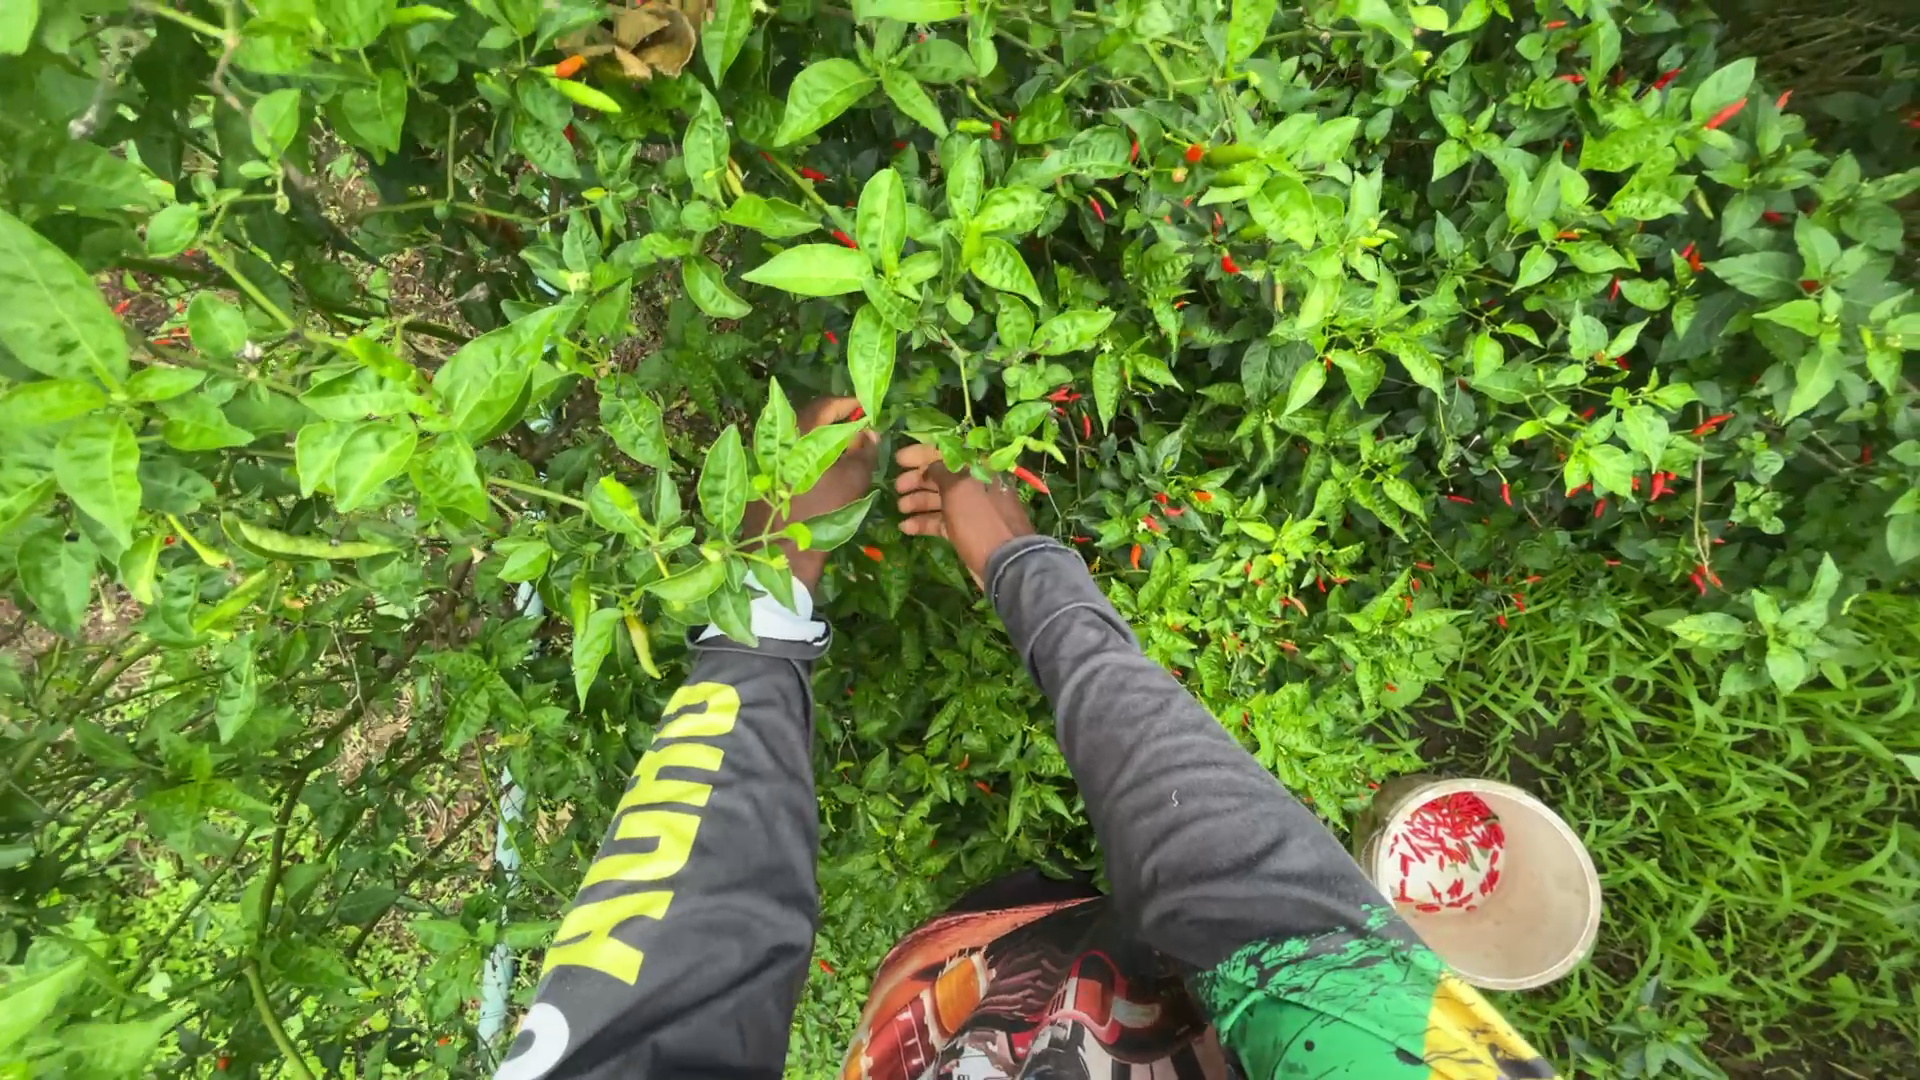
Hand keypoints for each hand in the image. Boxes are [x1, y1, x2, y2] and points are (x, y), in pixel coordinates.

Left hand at [742, 396, 877, 590]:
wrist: (786, 551)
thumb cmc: (823, 510)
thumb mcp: (854, 478)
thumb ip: (866, 450)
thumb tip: (869, 432)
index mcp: (799, 434)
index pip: (825, 405)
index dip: (848, 404)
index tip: (866, 408)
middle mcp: (779, 442)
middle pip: (812, 422)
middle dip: (838, 424)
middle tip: (861, 434)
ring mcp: (770, 461)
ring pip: (803, 442)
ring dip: (827, 443)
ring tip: (850, 456)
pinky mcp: (766, 479)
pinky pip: (794, 459)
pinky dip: (814, 459)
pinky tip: (830, 475)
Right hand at [893, 444, 1035, 586]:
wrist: (1006, 563)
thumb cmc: (981, 520)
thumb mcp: (959, 489)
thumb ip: (941, 471)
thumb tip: (930, 467)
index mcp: (979, 468)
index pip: (947, 452)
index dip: (921, 454)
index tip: (899, 460)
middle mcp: (976, 485)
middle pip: (941, 476)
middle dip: (917, 480)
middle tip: (897, 487)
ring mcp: (971, 509)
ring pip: (940, 499)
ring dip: (918, 501)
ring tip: (900, 507)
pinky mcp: (966, 530)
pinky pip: (942, 521)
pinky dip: (924, 522)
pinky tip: (906, 527)